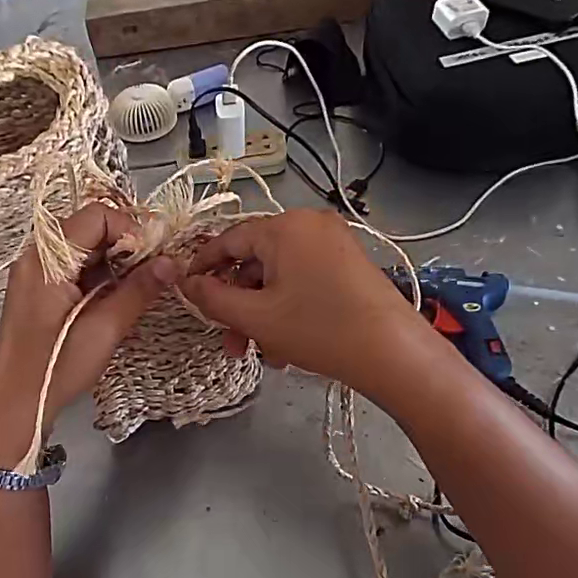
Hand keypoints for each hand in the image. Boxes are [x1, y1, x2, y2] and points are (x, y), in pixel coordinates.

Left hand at [0, 203, 176, 466]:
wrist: (16, 405)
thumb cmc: (56, 368)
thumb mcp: (105, 329)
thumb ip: (139, 290)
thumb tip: (171, 262)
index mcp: (46, 259)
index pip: (96, 216)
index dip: (131, 230)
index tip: (155, 258)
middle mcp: (37, 256)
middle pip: (90, 227)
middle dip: (126, 246)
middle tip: (152, 274)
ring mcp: (36, 272)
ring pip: (85, 248)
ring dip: (115, 262)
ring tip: (137, 289)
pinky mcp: (40, 290)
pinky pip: (76, 267)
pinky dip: (100, 276)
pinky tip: (116, 298)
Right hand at [179, 210, 435, 399]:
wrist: (393, 352)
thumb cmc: (318, 329)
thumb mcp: (255, 317)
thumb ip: (212, 298)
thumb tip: (184, 282)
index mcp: (285, 227)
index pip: (228, 239)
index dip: (202, 267)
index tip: (185, 291)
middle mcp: (310, 225)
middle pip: (255, 261)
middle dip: (237, 304)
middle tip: (229, 339)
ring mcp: (334, 243)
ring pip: (279, 276)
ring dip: (261, 313)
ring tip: (261, 352)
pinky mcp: (349, 264)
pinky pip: (303, 281)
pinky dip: (287, 308)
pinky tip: (286, 347)